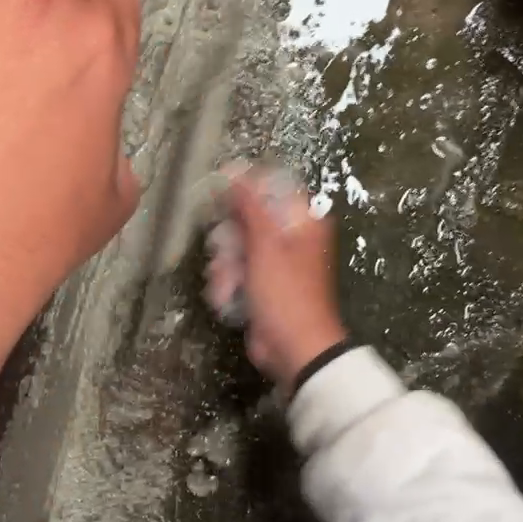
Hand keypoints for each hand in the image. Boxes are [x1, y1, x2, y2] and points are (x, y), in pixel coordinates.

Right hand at [204, 167, 348, 390]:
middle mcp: (291, 237)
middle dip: (230, 237)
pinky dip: (228, 282)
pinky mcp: (260, 285)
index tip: (219, 193)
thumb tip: (235, 172)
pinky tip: (228, 295)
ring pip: (236, 245)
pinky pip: (235, 270)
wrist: (294, 349)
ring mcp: (275, 262)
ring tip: (229, 282)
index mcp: (303, 221)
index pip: (270, 188)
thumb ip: (249, 206)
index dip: (244, 188)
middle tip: (227, 251)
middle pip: (247, 218)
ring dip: (225, 264)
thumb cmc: (285, 293)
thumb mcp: (266, 245)